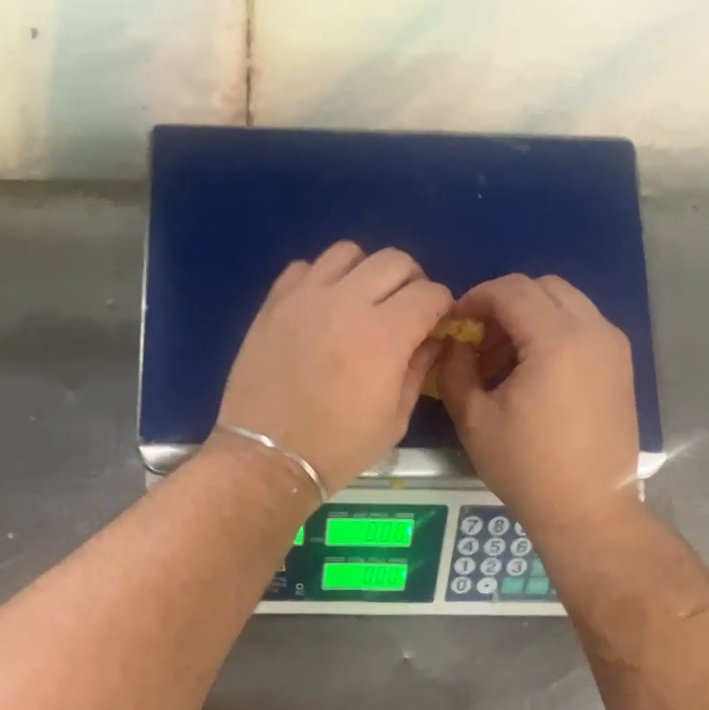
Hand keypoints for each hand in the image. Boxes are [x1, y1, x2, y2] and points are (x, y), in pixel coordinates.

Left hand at [217, 242, 451, 490]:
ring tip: (360, 302)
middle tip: (404, 311)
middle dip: (410, 282)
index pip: (430, 293)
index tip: (435, 325)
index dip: (440, 307)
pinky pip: (304, 268)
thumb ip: (418, 371)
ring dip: (364, 272)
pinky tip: (320, 309)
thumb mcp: (394, 420)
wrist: (267, 457)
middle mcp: (347, 301)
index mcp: (385, 333)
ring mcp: (306, 297)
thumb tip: (429, 341)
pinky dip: (320, 280)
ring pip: (348, 253)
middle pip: (394, 260)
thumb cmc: (337, 448)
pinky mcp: (273, 303)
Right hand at [437, 274, 643, 537]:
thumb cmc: (526, 467)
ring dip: (530, 318)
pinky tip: (532, 372)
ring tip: (501, 359)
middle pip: (544, 288)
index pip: (511, 290)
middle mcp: (593, 331)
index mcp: (557, 340)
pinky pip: (583, 328)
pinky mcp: (620, 366)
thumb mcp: (475, 419)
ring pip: (567, 305)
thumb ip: (456, 370)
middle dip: (505, 303)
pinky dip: (553, 333)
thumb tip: (454, 344)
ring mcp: (613, 347)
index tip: (454, 323)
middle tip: (478, 338)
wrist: (588, 509)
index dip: (475, 299)